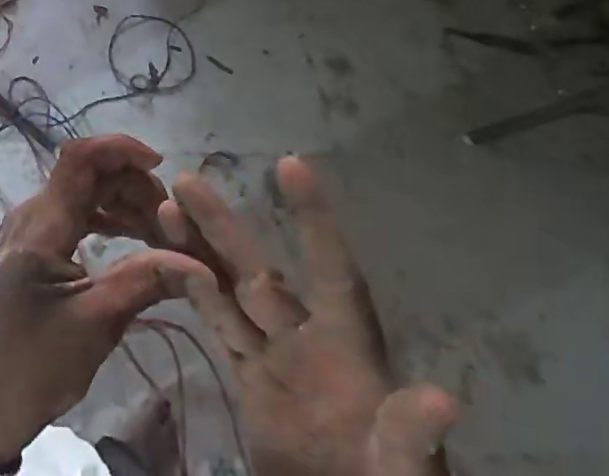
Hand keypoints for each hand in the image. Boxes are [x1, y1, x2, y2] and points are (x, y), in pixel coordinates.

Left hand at [0, 135, 211, 470]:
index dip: (118, 149)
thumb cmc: (36, 361)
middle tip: (172, 223)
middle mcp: (34, 214)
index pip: (78, 160)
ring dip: (125, 202)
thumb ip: (144, 282)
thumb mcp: (95, 324)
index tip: (159, 164)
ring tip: (163, 235)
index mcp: (41, 226)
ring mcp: (34, 227)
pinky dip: (110, 217)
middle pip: (89, 175)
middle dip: (134, 186)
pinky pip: (79, 213)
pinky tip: (137, 238)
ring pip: (86, 192)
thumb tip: (201, 264)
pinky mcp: (38, 244)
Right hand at [161, 156, 458, 475]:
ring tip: (167, 209)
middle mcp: (306, 336)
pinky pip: (219, 324)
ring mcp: (274, 355)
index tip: (289, 164)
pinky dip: (195, 293)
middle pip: (258, 269)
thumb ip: (410, 437)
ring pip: (229, 288)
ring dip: (199, 249)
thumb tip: (441, 401)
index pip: (330, 268)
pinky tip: (172, 263)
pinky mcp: (249, 379)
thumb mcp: (402, 472)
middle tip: (186, 180)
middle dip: (223, 225)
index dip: (312, 218)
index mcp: (348, 345)